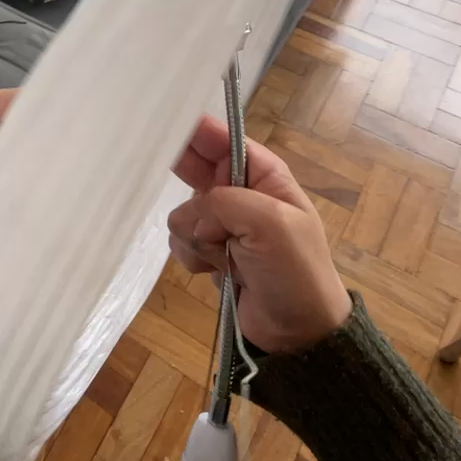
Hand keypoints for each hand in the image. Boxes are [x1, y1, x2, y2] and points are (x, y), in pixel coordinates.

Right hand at [168, 117, 350, 353]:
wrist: (299, 335)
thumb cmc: (294, 271)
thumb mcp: (269, 223)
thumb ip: (223, 202)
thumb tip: (193, 219)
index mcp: (263, 175)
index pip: (221, 138)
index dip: (192, 129)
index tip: (160, 125)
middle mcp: (239, 193)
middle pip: (194, 166)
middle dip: (186, 183)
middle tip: (169, 180)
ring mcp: (223, 224)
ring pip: (182, 210)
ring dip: (194, 233)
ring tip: (221, 253)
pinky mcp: (209, 252)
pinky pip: (179, 239)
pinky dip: (191, 255)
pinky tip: (213, 270)